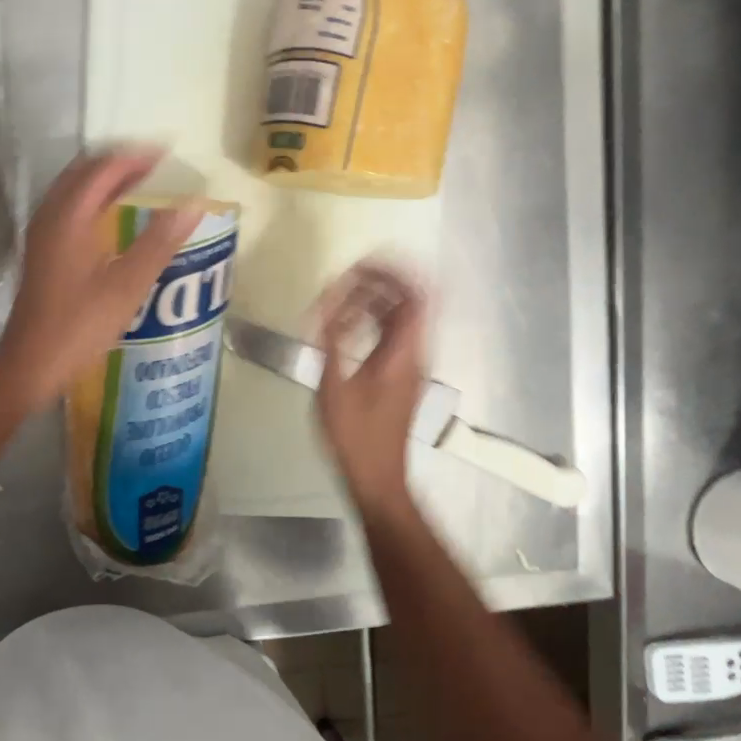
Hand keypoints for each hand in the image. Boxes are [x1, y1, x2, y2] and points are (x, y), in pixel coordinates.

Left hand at [0, 147, 202, 409]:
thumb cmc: (79, 327)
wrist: (30, 365)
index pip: (102, 168)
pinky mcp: (40, 253)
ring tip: (139, 184)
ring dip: (103, 180)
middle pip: (83, 172)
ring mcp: (40, 236)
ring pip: (72, 190)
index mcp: (68, 218)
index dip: (135, 156)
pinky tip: (111, 220)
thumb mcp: (127, 287)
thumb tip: (193, 205)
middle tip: (155, 165)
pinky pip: (66, 208)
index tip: (168, 153)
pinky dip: (91, 200)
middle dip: (118, 162)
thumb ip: (159, 242)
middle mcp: (49, 218)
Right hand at [314, 261, 429, 509]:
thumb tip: (325, 306)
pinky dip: (372, 319)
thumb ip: (331, 342)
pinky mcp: (401, 375)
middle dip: (381, 280)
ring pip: (402, 317)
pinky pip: (393, 333)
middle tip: (348, 276)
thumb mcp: (334, 387)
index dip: (394, 271)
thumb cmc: (355, 436)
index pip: (415, 295)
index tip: (362, 263)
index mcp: (405, 352)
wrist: (378, 477)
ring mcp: (411, 364)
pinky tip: (345, 325)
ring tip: (341, 296)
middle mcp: (415, 352)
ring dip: (375, 300)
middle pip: (411, 300)